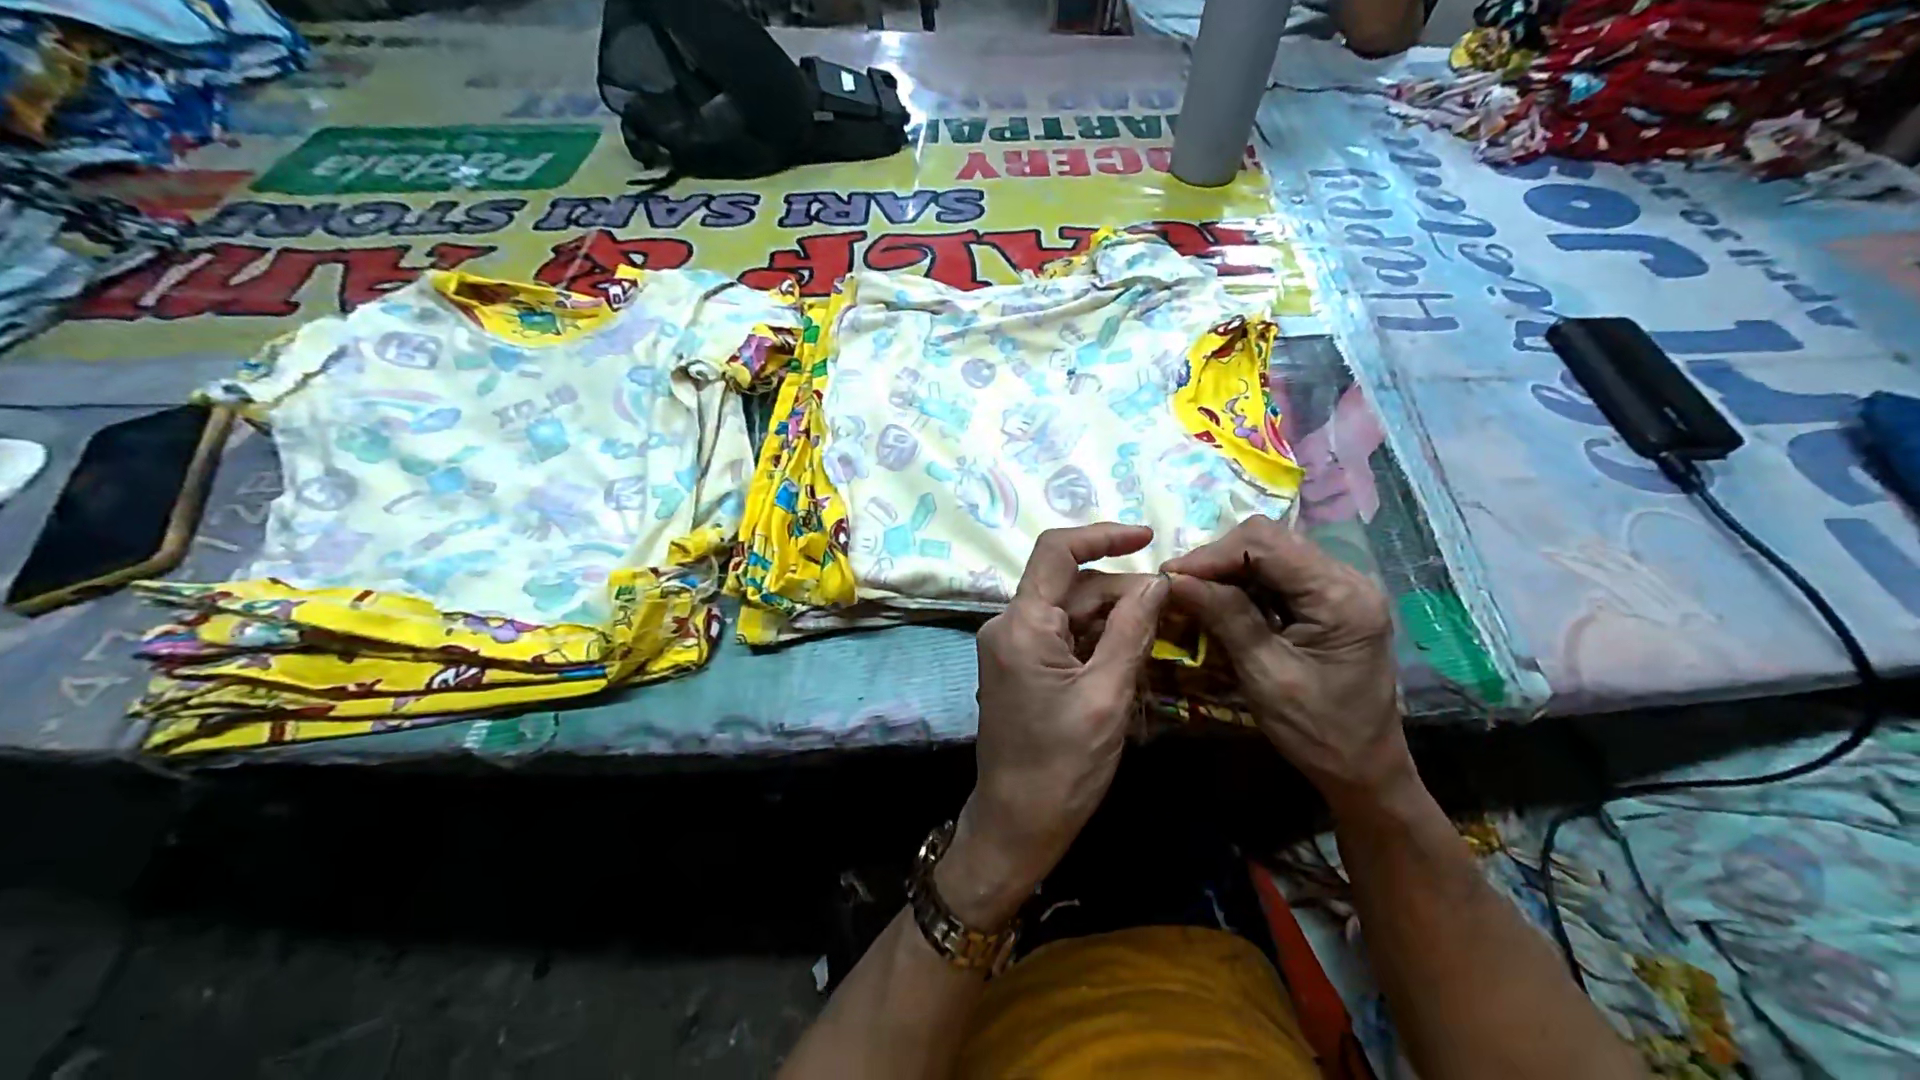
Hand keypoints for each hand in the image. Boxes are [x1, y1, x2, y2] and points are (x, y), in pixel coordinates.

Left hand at [938, 525, 1169, 929]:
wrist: (1017, 824)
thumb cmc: (1063, 767)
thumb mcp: (1108, 696)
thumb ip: (1132, 631)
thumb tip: (1159, 581)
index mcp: (1021, 625)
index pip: (1056, 552)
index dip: (1103, 536)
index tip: (1149, 538)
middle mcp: (1008, 625)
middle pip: (1070, 586)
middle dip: (1123, 591)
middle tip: (1175, 611)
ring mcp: (1011, 647)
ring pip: (1070, 612)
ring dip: (1114, 617)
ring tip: (1162, 634)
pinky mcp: (1021, 667)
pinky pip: (1063, 636)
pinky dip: (1097, 638)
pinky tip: (1132, 654)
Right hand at [1161, 516, 1411, 807]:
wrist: (1364, 769)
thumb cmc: (1317, 730)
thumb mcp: (1264, 674)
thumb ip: (1224, 617)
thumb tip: (1173, 578)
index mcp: (1340, 596)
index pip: (1266, 545)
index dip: (1212, 554)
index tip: (1170, 577)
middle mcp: (1347, 579)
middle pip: (1269, 540)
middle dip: (1218, 558)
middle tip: (1180, 586)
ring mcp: (1341, 587)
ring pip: (1271, 551)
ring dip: (1229, 569)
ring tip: (1195, 594)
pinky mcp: (1330, 600)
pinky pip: (1279, 573)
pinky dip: (1245, 582)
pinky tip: (1224, 603)